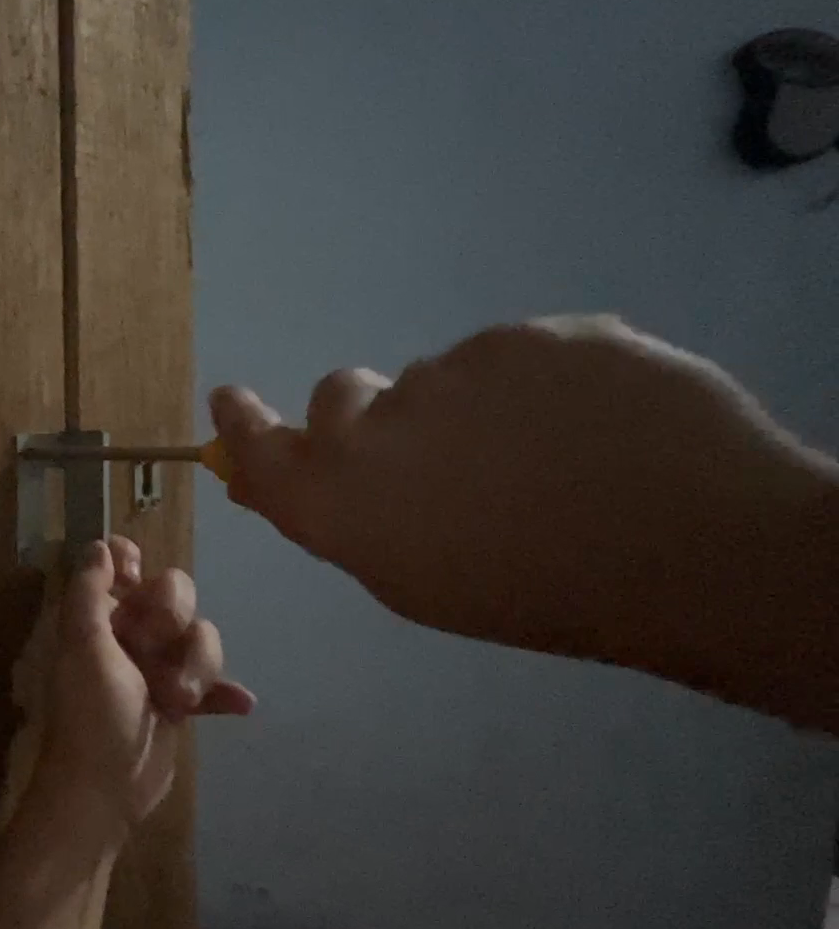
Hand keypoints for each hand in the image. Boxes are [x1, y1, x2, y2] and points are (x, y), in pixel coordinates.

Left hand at [18, 537, 252, 840]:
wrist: (105, 790)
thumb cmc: (91, 715)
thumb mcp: (85, 648)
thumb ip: (89, 594)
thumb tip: (100, 544)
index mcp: (98, 619)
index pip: (118, 568)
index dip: (132, 563)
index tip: (138, 576)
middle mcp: (128, 635)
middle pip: (172, 596)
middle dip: (173, 621)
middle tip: (153, 650)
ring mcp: (156, 668)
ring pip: (199, 638)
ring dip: (196, 666)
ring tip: (178, 700)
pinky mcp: (179, 702)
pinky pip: (213, 684)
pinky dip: (222, 692)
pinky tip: (238, 705)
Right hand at [207, 314, 834, 684]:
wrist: (697, 555)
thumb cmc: (529, 592)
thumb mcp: (404, 577)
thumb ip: (333, 515)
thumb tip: (272, 474)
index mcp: (337, 496)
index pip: (257, 443)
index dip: (240, 420)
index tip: (230, 398)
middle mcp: (372, 427)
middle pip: (341, 393)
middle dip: (369, 413)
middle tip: (437, 452)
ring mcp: (452, 373)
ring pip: (436, 377)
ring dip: (463, 406)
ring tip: (539, 453)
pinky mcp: (532, 336)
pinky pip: (512, 354)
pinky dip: (535, 384)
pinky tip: (588, 425)